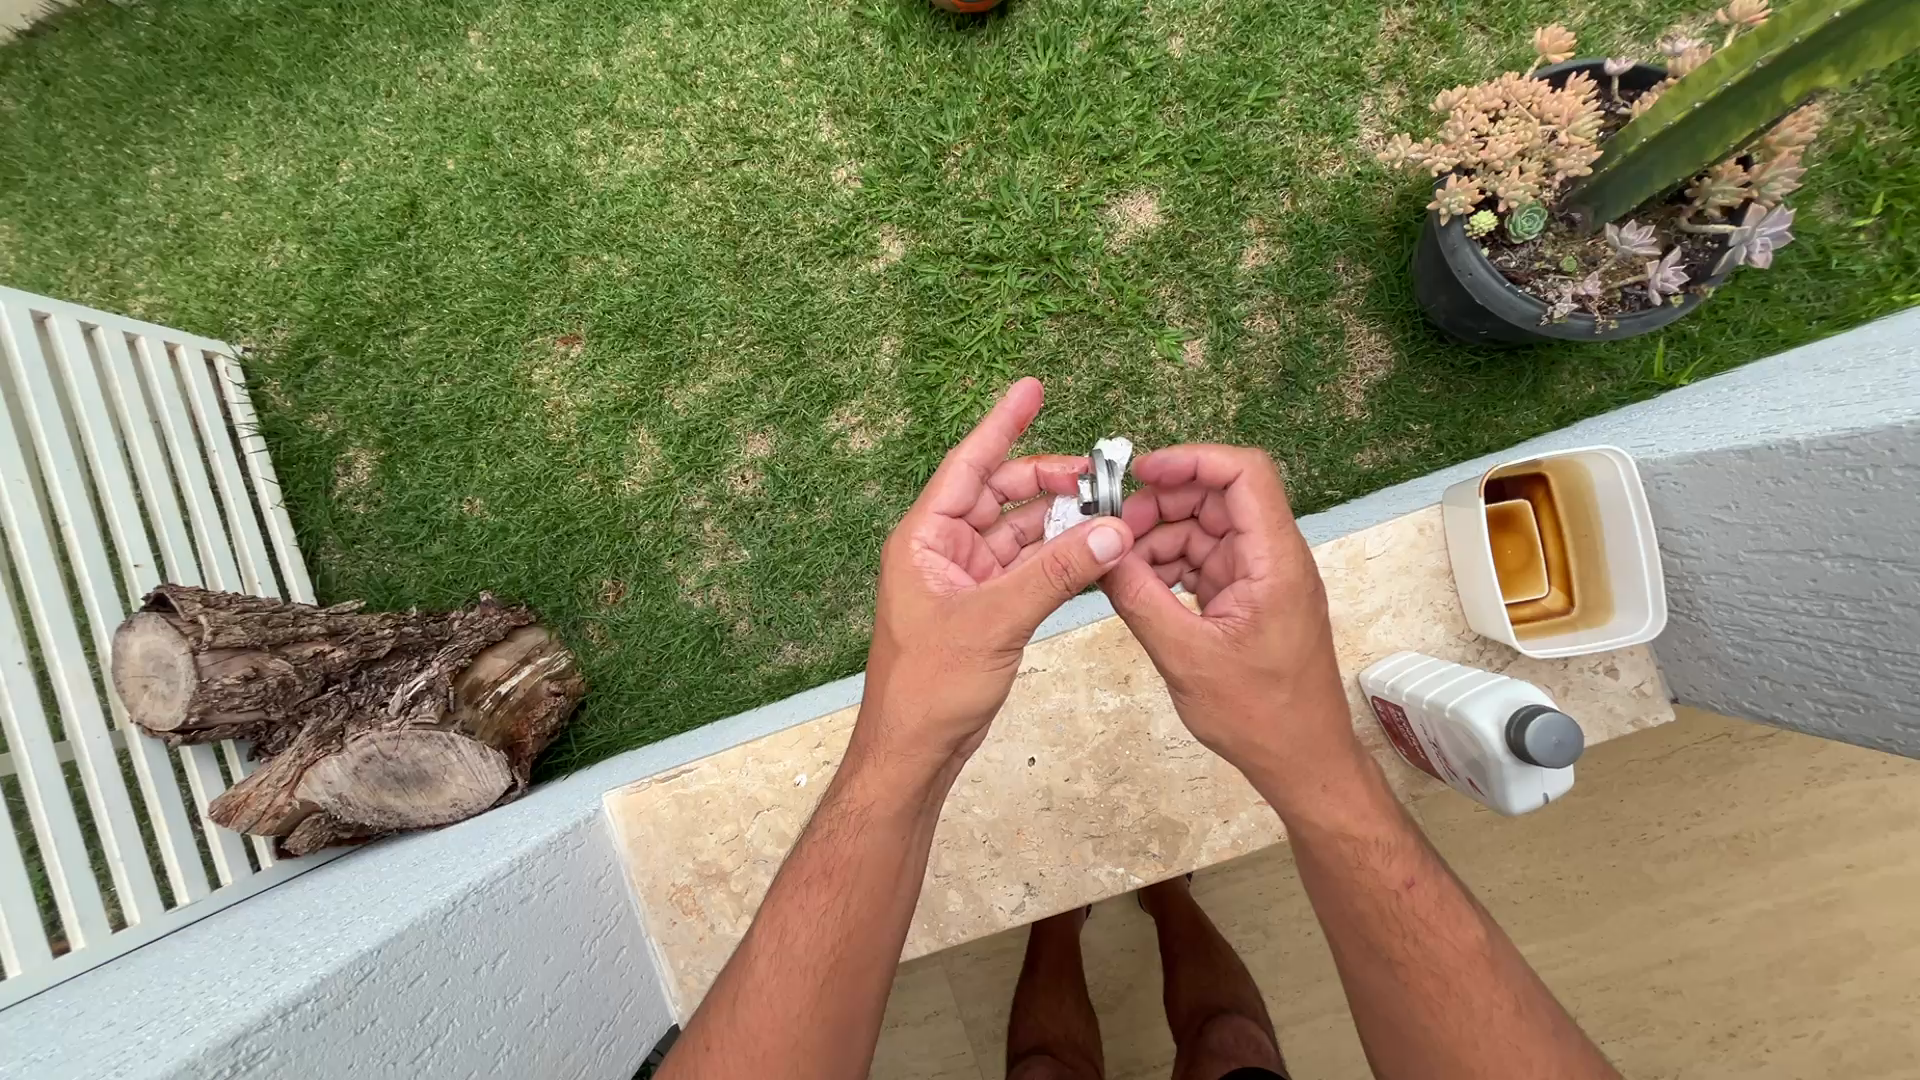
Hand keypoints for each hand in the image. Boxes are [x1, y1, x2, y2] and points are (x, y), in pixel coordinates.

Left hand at [855, 378, 1135, 775]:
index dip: (1001, 425)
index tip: (1032, 390)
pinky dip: (1055, 558)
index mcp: (925, 538)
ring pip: (1018, 532)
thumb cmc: (931, 685)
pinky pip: (1025, 566)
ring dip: (1057, 521)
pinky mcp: (985, 605)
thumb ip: (1054, 574)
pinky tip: (1088, 550)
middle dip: (1045, 480)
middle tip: (1095, 474)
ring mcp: (966, 577)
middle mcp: (944, 549)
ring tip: (1103, 510)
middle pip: (999, 495)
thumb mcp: (994, 621)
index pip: (968, 466)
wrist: (915, 748)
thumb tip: (1111, 533)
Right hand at [1097, 445, 1361, 815]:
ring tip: (1120, 568)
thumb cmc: (1259, 715)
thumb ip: (1138, 598)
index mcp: (1274, 561)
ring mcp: (1258, 577)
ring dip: (1158, 539)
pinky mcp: (1244, 597)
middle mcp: (1271, 558)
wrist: (1300, 761)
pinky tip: (1139, 586)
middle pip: (1216, 498)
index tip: (1140, 474)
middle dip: (1161, 505)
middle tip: (1114, 531)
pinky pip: (1201, 561)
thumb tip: (1099, 553)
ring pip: (1203, 529)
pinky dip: (1167, 566)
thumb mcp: (1185, 656)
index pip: (1244, 474)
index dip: (1192, 460)